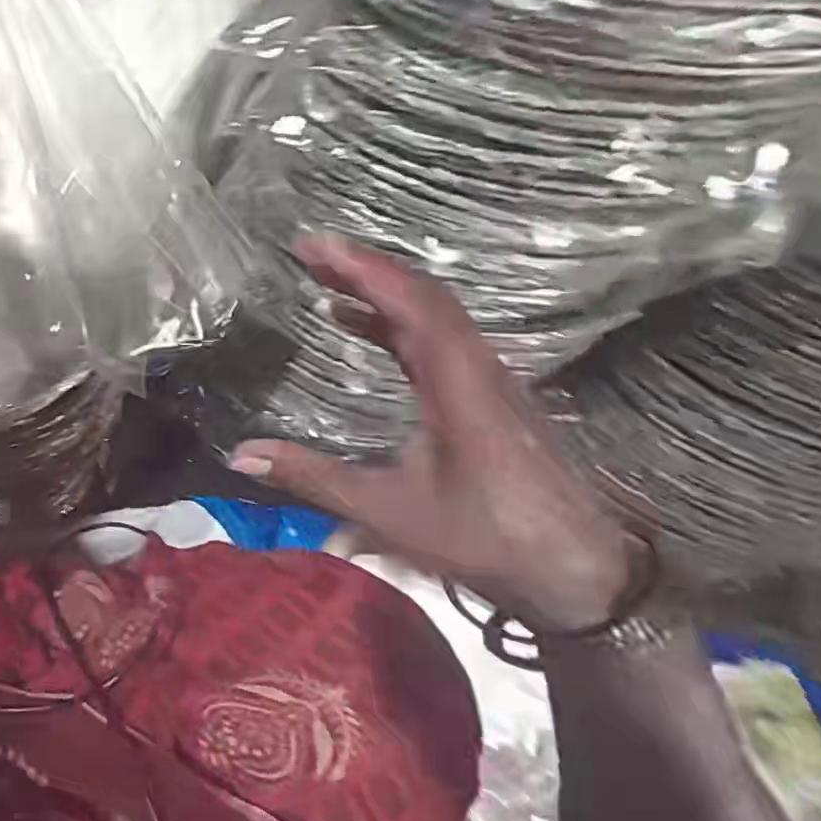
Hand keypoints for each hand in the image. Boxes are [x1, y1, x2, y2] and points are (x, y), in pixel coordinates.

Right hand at [230, 235, 634, 630]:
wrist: (580, 572)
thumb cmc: (484, 539)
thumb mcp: (387, 510)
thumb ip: (311, 477)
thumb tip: (240, 454)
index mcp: (458, 383)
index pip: (411, 303)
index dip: (362, 269)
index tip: (314, 247)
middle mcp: (475, 366)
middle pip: (421, 295)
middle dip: (364, 268)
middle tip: (310, 254)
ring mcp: (485, 377)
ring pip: (432, 312)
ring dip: (380, 289)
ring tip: (326, 279)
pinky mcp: (486, 393)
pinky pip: (437, 337)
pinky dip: (395, 319)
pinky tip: (363, 326)